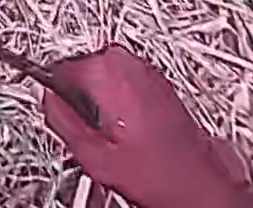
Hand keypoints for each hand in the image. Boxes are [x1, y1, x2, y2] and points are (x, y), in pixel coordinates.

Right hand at [43, 46, 252, 207]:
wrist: (207, 192)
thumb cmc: (163, 178)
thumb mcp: (97, 159)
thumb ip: (62, 121)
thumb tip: (45, 98)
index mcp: (106, 69)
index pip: (58, 68)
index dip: (56, 96)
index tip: (60, 115)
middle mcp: (124, 59)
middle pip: (79, 70)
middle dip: (78, 98)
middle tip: (91, 133)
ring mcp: (143, 68)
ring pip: (99, 74)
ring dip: (97, 99)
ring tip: (113, 135)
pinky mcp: (155, 79)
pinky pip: (118, 79)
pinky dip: (116, 99)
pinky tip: (129, 131)